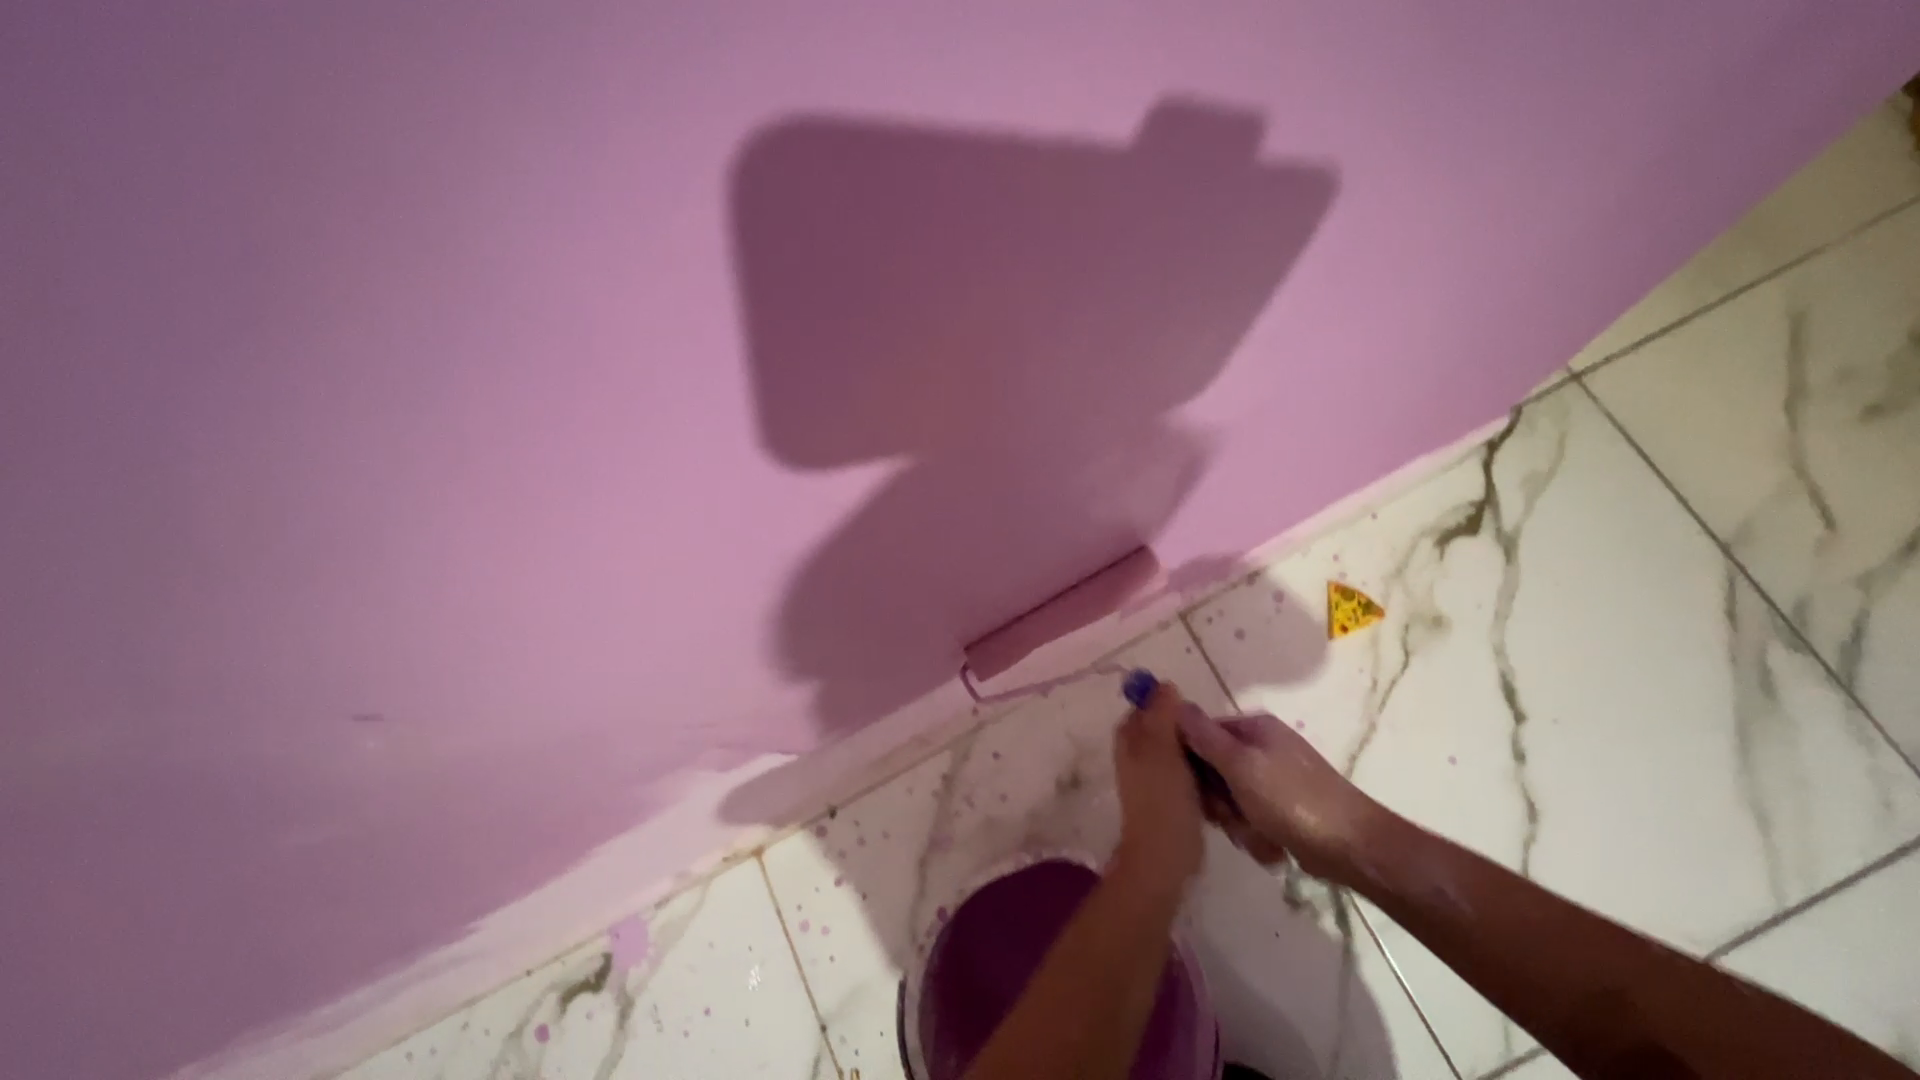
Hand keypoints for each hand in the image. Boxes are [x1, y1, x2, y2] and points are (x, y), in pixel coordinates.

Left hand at [1109, 682, 1205, 896]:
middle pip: (1172, 729)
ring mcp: (1156, 777)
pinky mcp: (1173, 797)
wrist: (1164, 859)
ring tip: (1222, 768)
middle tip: (1216, 746)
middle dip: (1195, 736)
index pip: (1152, 706)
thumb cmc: (1162, 801)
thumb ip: (1161, 715)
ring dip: (1204, 759)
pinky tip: (1220, 788)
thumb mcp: (1162, 750)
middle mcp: (1138, 753)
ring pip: (1186, 753)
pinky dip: (1205, 779)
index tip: (1202, 720)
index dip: (1176, 708)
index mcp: (1130, 738)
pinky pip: (1193, 776)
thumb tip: (1165, 684)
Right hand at [1178, 709, 1381, 879]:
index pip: (1200, 734)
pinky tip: (1269, 845)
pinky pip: (1248, 818)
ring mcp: (1273, 780)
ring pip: (1228, 800)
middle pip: (1212, 771)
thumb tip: (1175, 704)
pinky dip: (1254, 834)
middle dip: (1218, 800)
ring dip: (1236, 822)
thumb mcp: (1241, 765)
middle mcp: (1262, 748)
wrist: (1350, 845)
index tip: (1195, 787)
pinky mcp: (1282, 809)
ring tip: (1256, 833)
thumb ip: (1204, 737)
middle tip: (1231, 814)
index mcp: (1254, 728)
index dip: (1191, 762)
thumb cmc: (1292, 799)